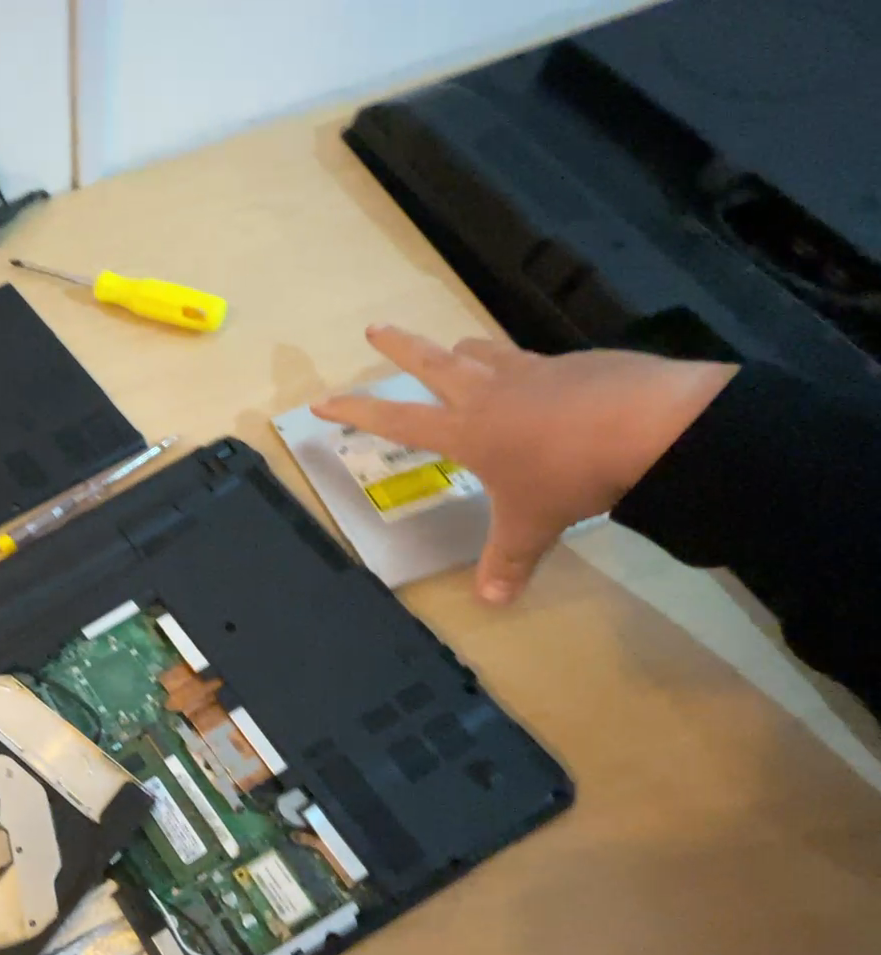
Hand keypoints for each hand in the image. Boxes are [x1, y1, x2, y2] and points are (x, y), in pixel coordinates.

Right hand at [314, 325, 735, 603]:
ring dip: (462, 349)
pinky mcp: (579, 364)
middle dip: (399, 346)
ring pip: (484, 350)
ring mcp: (534, 372)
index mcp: (464, 429)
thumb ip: (509, 559)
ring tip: (457, 347)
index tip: (321, 399)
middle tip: (376, 328)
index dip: (354, 411)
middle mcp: (488, 393)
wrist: (656, 424)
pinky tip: (549, 385)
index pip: (394, 419)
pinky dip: (529, 370)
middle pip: (432, 361)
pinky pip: (540, 363)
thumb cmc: (572, 474)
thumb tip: (492, 602)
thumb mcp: (534, 523)